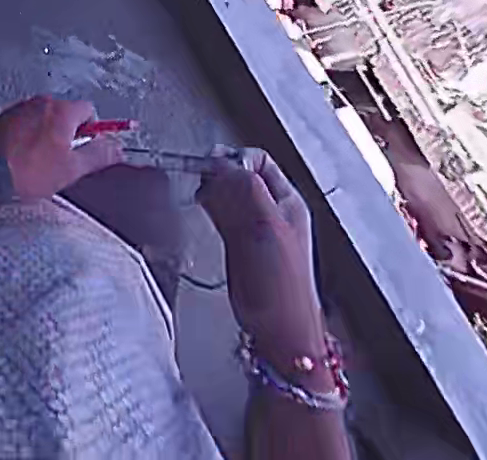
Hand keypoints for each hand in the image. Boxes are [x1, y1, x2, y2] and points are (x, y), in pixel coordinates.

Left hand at [0, 95, 121, 200]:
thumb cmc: (30, 170)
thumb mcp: (71, 169)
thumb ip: (98, 155)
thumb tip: (117, 148)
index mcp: (61, 110)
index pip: (89, 109)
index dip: (92, 129)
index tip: (85, 148)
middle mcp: (41, 101)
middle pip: (66, 111)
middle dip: (69, 131)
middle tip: (64, 157)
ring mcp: (21, 107)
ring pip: (45, 116)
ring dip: (48, 132)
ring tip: (41, 159)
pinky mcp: (5, 116)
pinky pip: (27, 120)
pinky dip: (30, 133)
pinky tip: (23, 154)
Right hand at [197, 151, 325, 354]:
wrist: (278, 327)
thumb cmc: (282, 279)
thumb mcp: (267, 226)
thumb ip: (247, 189)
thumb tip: (223, 162)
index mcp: (286, 200)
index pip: (260, 161)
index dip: (238, 158)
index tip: (217, 166)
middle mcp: (269, 207)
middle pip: (241, 173)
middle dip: (221, 170)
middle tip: (203, 175)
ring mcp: (251, 223)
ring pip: (227, 190)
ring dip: (212, 185)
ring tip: (200, 189)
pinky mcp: (236, 238)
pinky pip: (220, 208)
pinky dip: (208, 201)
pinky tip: (200, 201)